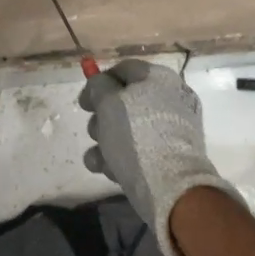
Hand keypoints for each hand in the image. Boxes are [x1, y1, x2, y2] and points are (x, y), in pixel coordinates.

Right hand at [79, 59, 240, 255]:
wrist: (170, 185)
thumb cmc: (137, 135)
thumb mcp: (109, 102)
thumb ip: (99, 86)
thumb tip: (100, 83)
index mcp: (159, 80)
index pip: (124, 70)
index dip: (100, 82)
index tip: (84, 102)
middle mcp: (167, 100)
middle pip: (123, 101)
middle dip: (101, 118)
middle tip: (94, 131)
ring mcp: (169, 130)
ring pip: (125, 128)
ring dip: (105, 142)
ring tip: (98, 158)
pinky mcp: (167, 156)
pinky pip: (136, 149)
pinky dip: (119, 157)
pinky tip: (106, 169)